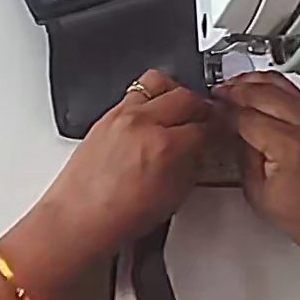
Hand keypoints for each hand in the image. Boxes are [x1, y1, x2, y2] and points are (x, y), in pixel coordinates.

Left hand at [31, 69, 212, 258]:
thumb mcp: (173, 197)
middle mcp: (142, 123)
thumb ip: (192, 166)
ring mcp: (121, 115)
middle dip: (202, 107)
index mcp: (163, 145)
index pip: (204, 126)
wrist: (79, 218)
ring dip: (175, 91)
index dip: (218, 130)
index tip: (219, 131)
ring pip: (158, 81)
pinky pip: (135, 92)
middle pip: (185, 97)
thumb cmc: (117, 215)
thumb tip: (200, 151)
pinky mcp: (106, 115)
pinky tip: (154, 112)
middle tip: (207, 117)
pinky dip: (150, 97)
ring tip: (180, 105)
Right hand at [215, 72, 299, 266]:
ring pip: (280, 84)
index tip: (211, 111)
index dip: (223, 112)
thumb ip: (241, 155)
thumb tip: (230, 131)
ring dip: (253, 82)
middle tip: (217, 94)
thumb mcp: (258, 193)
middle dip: (234, 90)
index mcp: (289, 145)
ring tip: (234, 86)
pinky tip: (257, 92)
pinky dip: (271, 88)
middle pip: (262, 91)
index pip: (244, 116)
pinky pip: (293, 92)